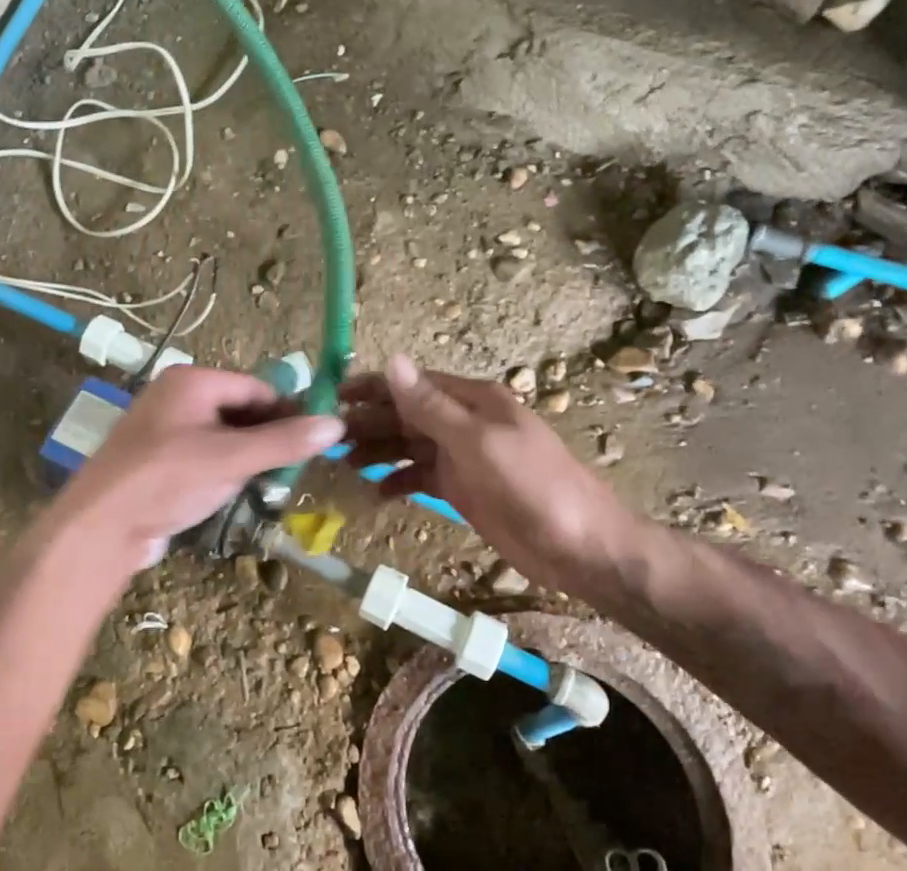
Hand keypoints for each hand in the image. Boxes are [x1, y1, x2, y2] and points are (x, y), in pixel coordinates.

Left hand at [55, 366, 345, 562]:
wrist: (101, 526)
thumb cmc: (167, 479)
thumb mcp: (231, 459)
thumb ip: (283, 442)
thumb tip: (336, 425)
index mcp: (191, 381)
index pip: (255, 388)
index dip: (287, 412)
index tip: (316, 442)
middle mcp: (175, 397)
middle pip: (238, 410)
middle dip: (267, 438)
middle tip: (294, 469)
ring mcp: (162, 430)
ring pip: (221, 437)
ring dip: (247, 459)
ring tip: (271, 485)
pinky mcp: (156, 462)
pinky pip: (201, 457)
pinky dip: (222, 472)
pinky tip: (237, 495)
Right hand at [339, 354, 644, 592]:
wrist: (580, 547)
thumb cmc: (532, 486)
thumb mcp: (478, 442)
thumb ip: (430, 405)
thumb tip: (391, 359)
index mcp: (471, 400)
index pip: (410, 384)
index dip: (371, 387)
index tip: (331, 397)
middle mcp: (463, 422)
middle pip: (405, 414)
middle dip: (367, 422)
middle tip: (326, 437)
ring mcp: (462, 456)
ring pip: (407, 445)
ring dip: (377, 450)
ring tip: (342, 463)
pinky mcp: (461, 488)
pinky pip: (419, 477)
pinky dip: (396, 481)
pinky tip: (375, 492)